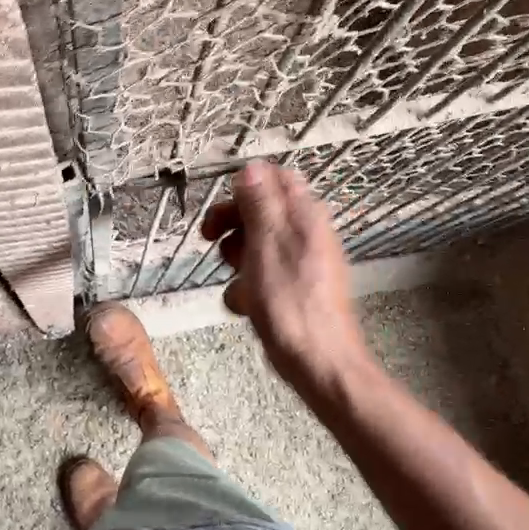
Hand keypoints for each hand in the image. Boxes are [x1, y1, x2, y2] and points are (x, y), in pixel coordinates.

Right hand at [201, 162, 371, 391]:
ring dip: (237, 256)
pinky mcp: (297, 289)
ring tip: (231, 276)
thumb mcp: (266, 245)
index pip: (275, 178)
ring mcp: (304, 262)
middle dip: (233, 224)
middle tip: (210, 241)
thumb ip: (260, 204)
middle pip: (263, 210)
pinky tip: (244, 303)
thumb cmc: (290, 303)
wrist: (318, 362)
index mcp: (305, 216)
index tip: (220, 210)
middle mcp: (309, 233)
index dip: (243, 188)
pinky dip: (249, 284)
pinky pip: (264, 274)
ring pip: (259, 243)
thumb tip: (251, 167)